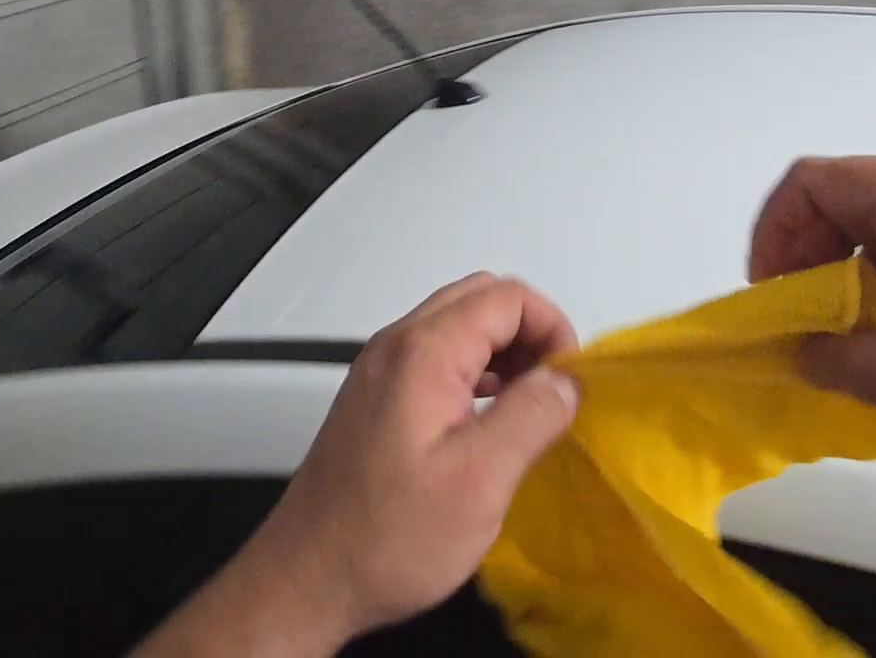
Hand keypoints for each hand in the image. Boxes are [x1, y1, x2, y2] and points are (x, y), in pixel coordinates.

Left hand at [242, 272, 579, 643]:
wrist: (307, 577)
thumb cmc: (391, 535)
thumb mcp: (478, 482)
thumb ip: (530, 418)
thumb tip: (566, 380)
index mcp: (423, 351)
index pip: (506, 297)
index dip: (551, 326)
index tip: (569, 380)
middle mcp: (397, 343)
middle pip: (480, 297)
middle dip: (528, 331)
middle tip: (550, 388)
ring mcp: (381, 365)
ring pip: (457, 322)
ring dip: (502, 348)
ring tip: (525, 404)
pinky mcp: (375, 392)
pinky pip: (435, 352)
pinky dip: (473, 366)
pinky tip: (486, 414)